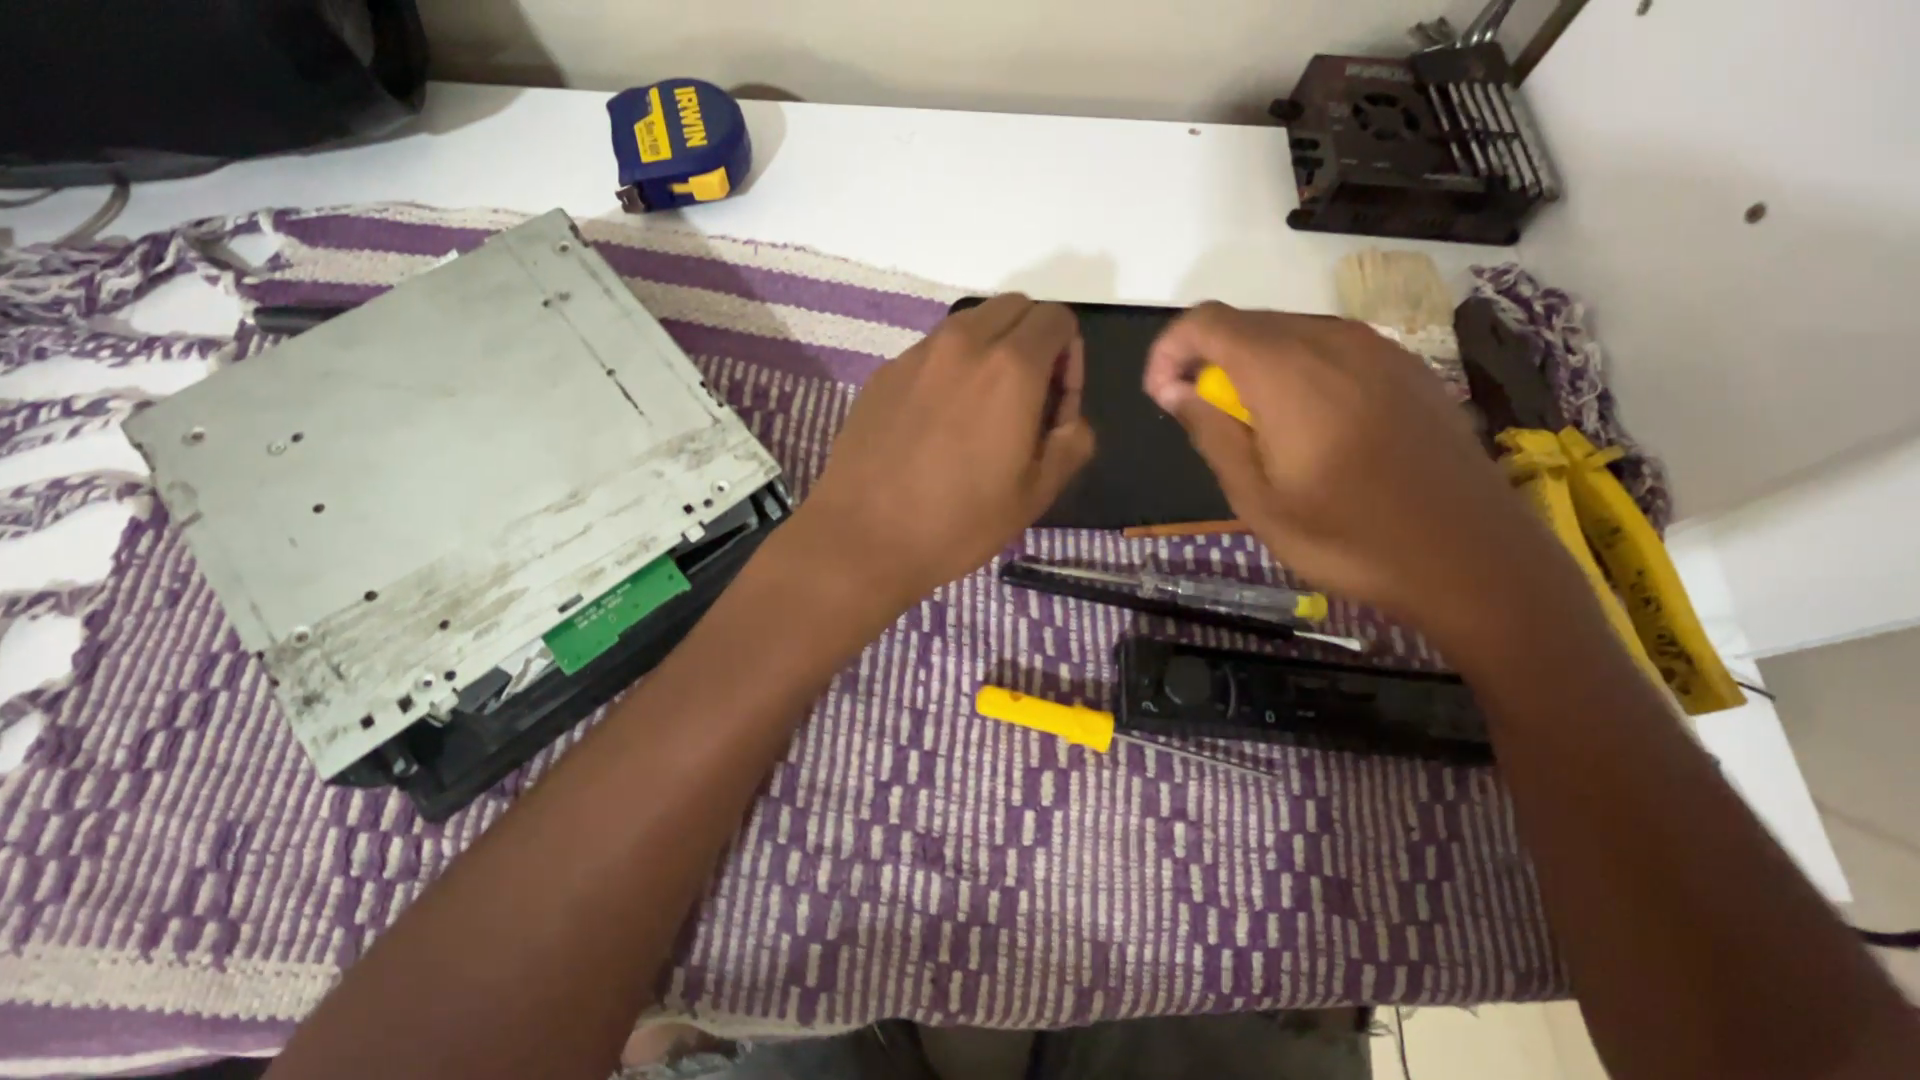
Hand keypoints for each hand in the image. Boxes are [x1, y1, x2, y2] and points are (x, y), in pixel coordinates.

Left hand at [795, 294, 1094, 603]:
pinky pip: (933, 351)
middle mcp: (964, 344)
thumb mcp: (1037, 493)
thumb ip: (1071, 438)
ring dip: (991, 349)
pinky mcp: (884, 373)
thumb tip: (1066, 413)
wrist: (863, 538)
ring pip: (971, 324)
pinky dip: (951, 368)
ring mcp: (917, 355)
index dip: (1070, 357)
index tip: (1055, 405)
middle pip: (1015, 307)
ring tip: (980, 412)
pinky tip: (937, 425)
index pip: (1057, 319)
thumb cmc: (959, 523)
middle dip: (1033, 341)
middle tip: (1026, 401)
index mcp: (1011, 368)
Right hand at [1143, 303, 1573, 645]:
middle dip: (1211, 360)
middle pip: (1249, 323)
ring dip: (1257, 367)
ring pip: (1293, 333)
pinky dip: (1303, 373)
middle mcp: (1332, 341)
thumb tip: (1176, 390)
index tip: (1163, 397)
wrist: (1471, 557)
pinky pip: (1336, 350)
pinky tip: (1315, 427)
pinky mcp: (1410, 367)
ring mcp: (1379, 349)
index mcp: (1287, 371)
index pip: (1207, 321)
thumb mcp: (1258, 501)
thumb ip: (1212, 433)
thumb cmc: (1350, 539)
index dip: (1170, 350)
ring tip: (1259, 429)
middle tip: (1206, 419)